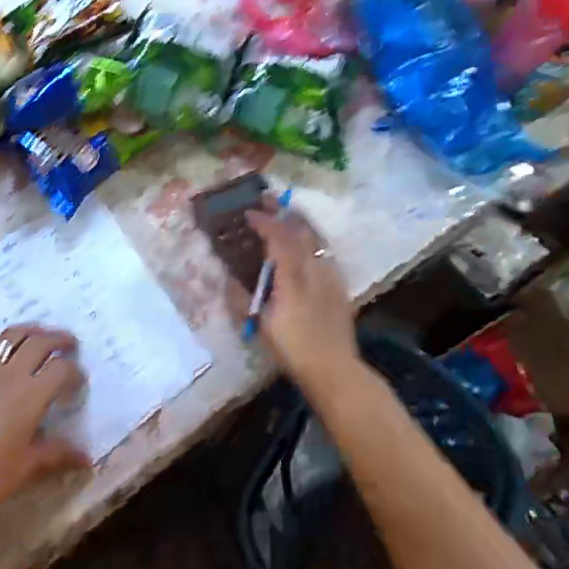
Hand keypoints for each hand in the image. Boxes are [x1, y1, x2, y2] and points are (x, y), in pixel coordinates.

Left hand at [0, 325, 90, 524]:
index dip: (74, 371)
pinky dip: (10, 341)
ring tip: (43, 337)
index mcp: (30, 396)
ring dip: (33, 331)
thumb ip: (57, 454)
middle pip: (39, 341)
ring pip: (13, 335)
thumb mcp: (27, 467)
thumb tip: (86, 458)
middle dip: (58, 339)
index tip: (79, 381)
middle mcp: (10, 375)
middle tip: (70, 344)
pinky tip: (13, 354)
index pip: (60, 369)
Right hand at [245, 197, 359, 391]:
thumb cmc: (294, 348)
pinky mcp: (339, 284)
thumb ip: (243, 299)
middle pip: (300, 229)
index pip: (278, 236)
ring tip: (285, 211)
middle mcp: (314, 267)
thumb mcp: (262, 325)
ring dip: (298, 220)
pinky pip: (324, 249)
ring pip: (315, 236)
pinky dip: (311, 237)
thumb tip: (228, 278)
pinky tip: (305, 241)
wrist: (336, 370)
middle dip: (283, 211)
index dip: (263, 221)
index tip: (248, 214)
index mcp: (292, 274)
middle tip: (266, 198)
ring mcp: (330, 274)